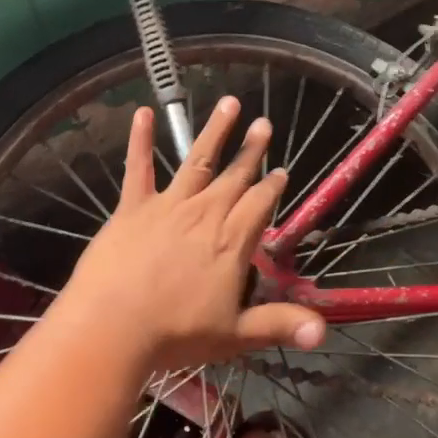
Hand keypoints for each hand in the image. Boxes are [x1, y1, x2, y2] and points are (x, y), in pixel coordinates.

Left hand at [52, 97, 326, 373]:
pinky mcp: (134, 206)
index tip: (282, 170)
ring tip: (229, 102)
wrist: (113, 326)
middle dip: (252, 149)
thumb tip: (324, 333)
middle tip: (264, 123)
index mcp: (231, 241)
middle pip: (235, 175)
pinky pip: (138, 167)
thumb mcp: (235, 335)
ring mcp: (168, 205)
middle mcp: (205, 213)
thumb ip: (279, 325)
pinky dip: (140, 139)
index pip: (259, 205)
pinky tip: (142, 112)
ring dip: (215, 131)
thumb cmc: (175, 333)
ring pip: (198, 160)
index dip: (272, 186)